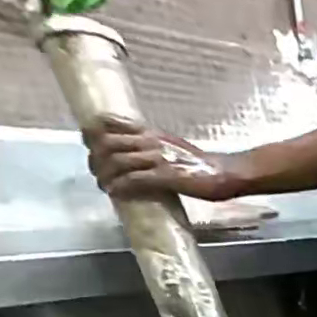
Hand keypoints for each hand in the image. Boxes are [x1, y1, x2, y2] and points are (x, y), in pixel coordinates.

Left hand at [84, 117, 243, 201]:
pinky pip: (134, 180)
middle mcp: (150, 141)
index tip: (91, 148)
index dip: (92, 134)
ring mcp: (157, 159)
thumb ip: (152, 147)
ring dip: (104, 176)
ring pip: (116, 161)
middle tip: (96, 173)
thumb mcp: (171, 146)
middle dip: (95, 159)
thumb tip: (134, 156)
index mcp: (150, 132)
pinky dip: (120, 187)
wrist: (225, 173)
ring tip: (104, 186)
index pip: (108, 122)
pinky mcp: (166, 177)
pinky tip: (116, 194)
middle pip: (106, 143)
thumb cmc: (201, 165)